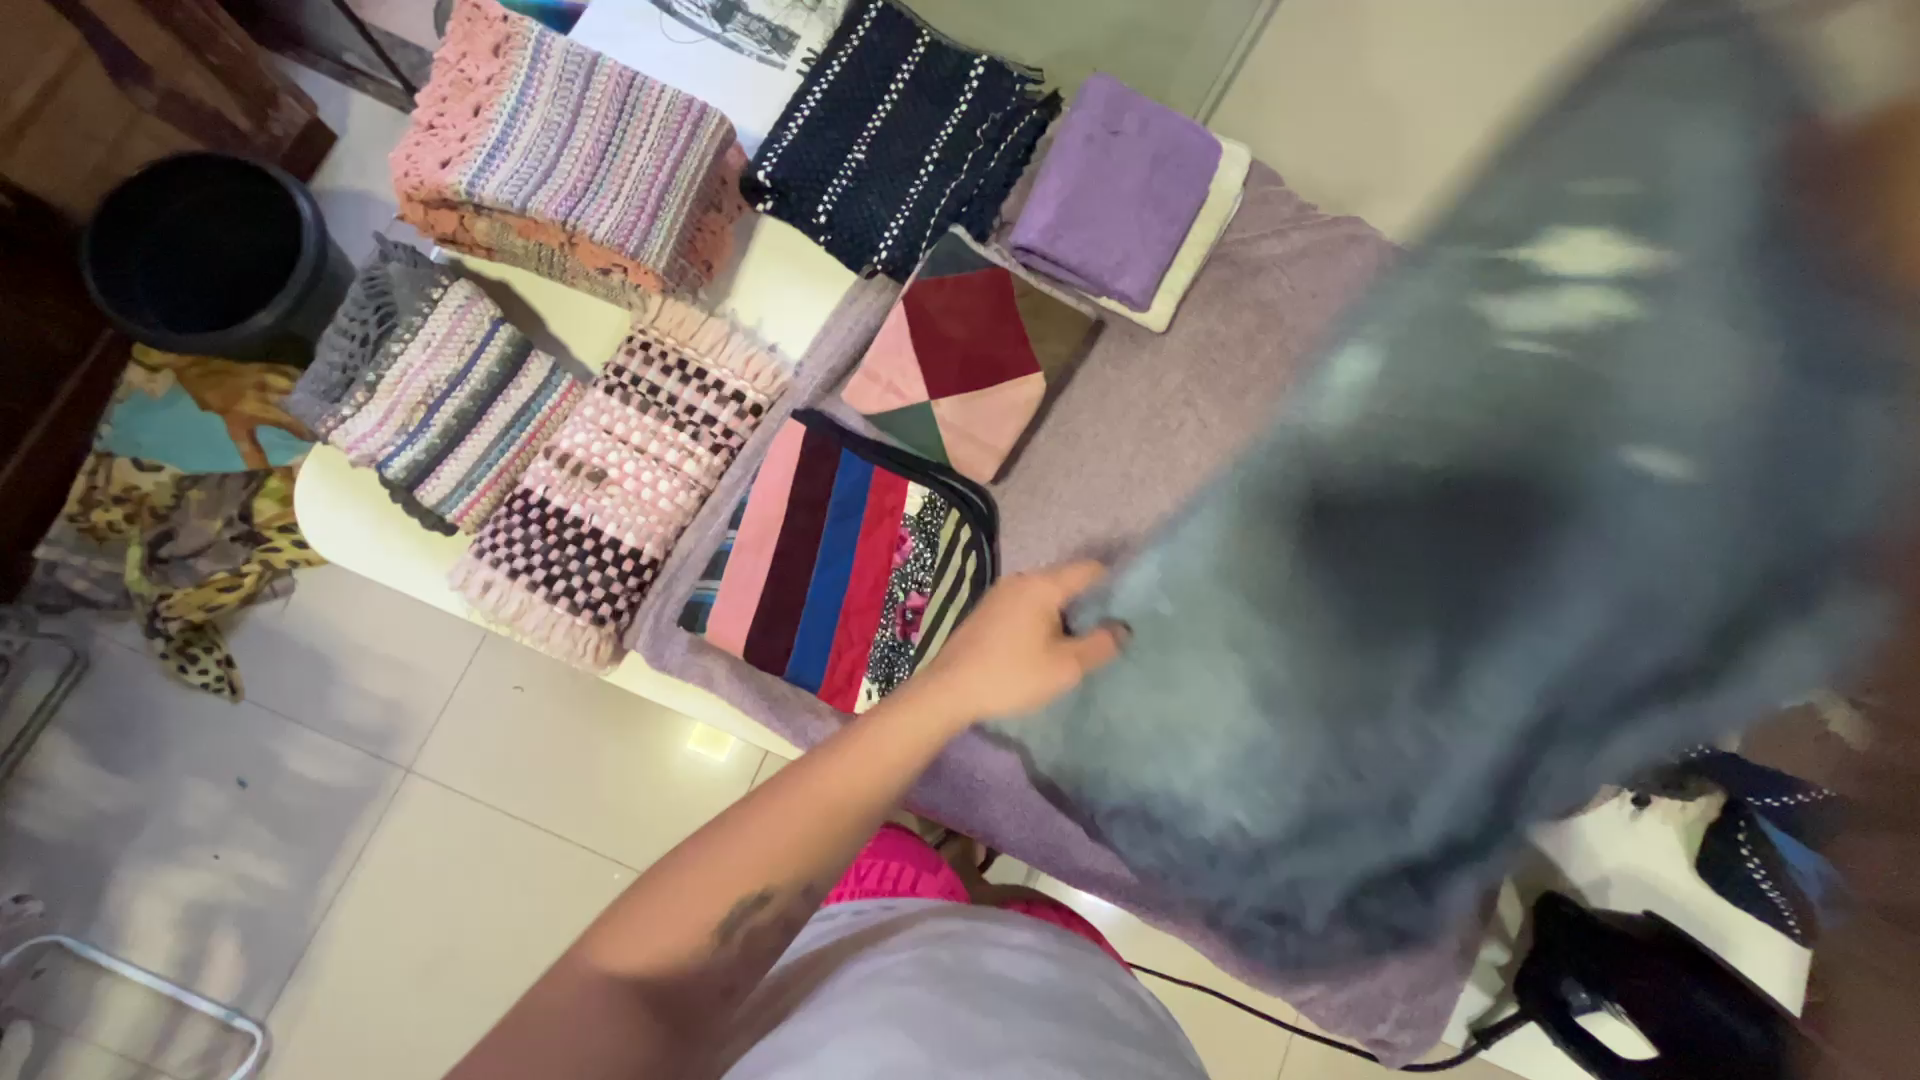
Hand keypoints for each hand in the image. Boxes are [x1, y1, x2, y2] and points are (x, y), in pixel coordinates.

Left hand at [901, 560, 1125, 728]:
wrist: (949, 690)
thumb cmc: (1011, 675)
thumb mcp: (1065, 666)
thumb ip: (1100, 644)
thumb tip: (1123, 628)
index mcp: (1042, 585)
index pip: (1090, 569)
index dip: (1115, 583)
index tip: (1131, 606)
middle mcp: (1021, 580)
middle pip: (1067, 580)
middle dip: (1090, 601)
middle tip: (1110, 628)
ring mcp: (1000, 594)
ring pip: (1046, 594)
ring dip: (1065, 612)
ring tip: (1083, 639)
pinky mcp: (988, 611)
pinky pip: (1027, 605)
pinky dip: (1043, 618)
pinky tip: (1048, 643)